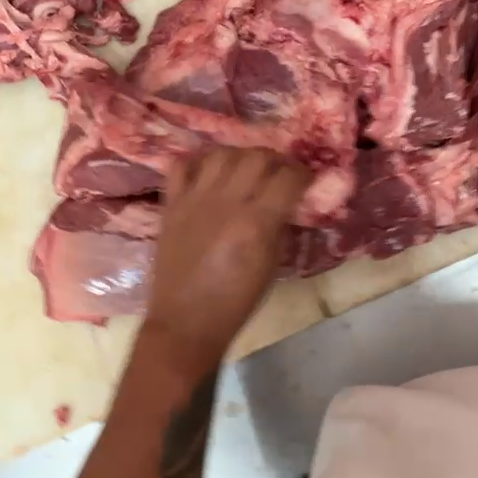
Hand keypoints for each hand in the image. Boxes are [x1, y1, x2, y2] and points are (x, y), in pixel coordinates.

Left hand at [142, 148, 311, 370]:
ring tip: (245, 168)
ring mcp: (194, 200)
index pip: (288, 178)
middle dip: (275, 160)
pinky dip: (197, 163)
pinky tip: (208, 173)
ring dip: (239, 155)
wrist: (185, 324)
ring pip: (221, 154)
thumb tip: (287, 202)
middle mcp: (226, 203)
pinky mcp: (171, 205)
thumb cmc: (235, 303)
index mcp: (256, 223)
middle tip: (279, 172)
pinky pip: (181, 166)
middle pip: (257, 157)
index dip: (303, 174)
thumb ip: (279, 227)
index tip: (306, 179)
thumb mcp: (271, 266)